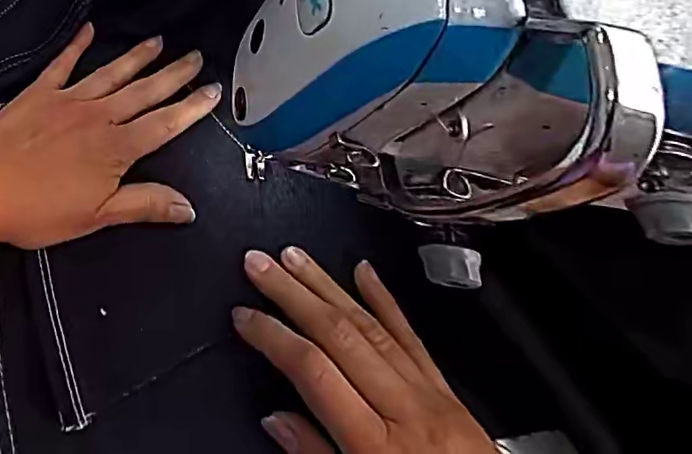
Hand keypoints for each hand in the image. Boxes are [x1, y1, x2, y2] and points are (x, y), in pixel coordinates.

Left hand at [0, 24, 219, 249]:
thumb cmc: (37, 209)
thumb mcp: (96, 216)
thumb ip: (144, 205)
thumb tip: (189, 207)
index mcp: (116, 147)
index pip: (165, 123)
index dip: (192, 107)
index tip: (213, 90)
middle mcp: (100, 116)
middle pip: (145, 91)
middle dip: (174, 74)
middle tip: (196, 55)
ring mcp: (69, 100)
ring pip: (113, 73)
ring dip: (138, 57)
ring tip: (159, 41)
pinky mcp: (40, 93)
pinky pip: (63, 64)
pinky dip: (77, 45)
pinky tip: (89, 29)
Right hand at [234, 249, 493, 453]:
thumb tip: (276, 419)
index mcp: (378, 450)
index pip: (314, 372)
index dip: (273, 337)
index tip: (245, 314)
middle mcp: (405, 411)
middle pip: (338, 333)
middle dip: (291, 292)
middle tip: (259, 263)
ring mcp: (429, 395)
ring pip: (369, 323)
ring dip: (327, 284)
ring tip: (295, 256)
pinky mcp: (447, 391)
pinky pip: (411, 336)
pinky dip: (385, 299)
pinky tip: (365, 270)